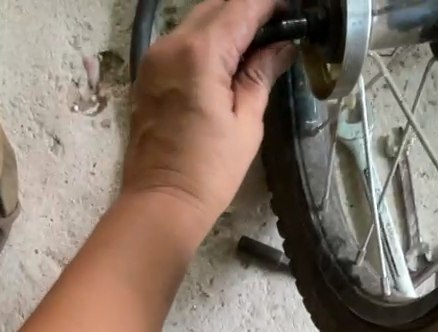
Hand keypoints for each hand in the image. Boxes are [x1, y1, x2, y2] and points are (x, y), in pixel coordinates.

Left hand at [123, 0, 296, 225]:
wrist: (160, 206)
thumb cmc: (208, 174)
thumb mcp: (246, 124)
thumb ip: (261, 75)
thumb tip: (281, 47)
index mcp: (200, 53)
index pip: (243, 6)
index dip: (271, 5)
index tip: (292, 13)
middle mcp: (171, 45)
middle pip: (217, 6)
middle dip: (248, 13)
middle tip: (275, 34)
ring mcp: (153, 60)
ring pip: (196, 23)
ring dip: (225, 28)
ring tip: (251, 53)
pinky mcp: (145, 77)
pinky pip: (179, 45)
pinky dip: (204, 45)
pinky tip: (223, 67)